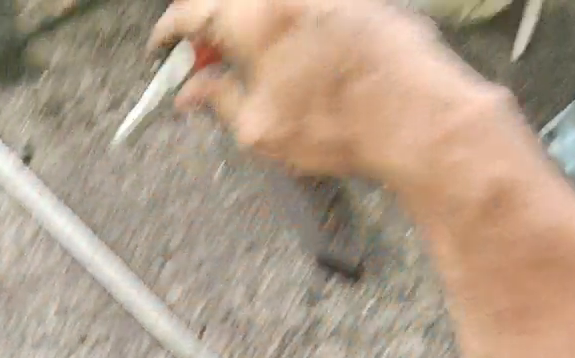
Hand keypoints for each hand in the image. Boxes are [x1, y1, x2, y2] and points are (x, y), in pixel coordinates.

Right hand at [151, 0, 497, 183]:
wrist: (413, 116)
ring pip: (267, 8)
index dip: (171, 31)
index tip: (161, 48)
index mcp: (257, 18)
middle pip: (231, 2)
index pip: (195, 11)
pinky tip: (285, 61)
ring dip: (246, 29)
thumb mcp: (259, 128)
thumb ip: (219, 100)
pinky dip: (280, 28)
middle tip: (201, 64)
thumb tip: (191, 92)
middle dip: (209, 29)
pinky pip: (300, 9)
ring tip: (244, 68)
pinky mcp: (355, 0)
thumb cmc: (338, 126)